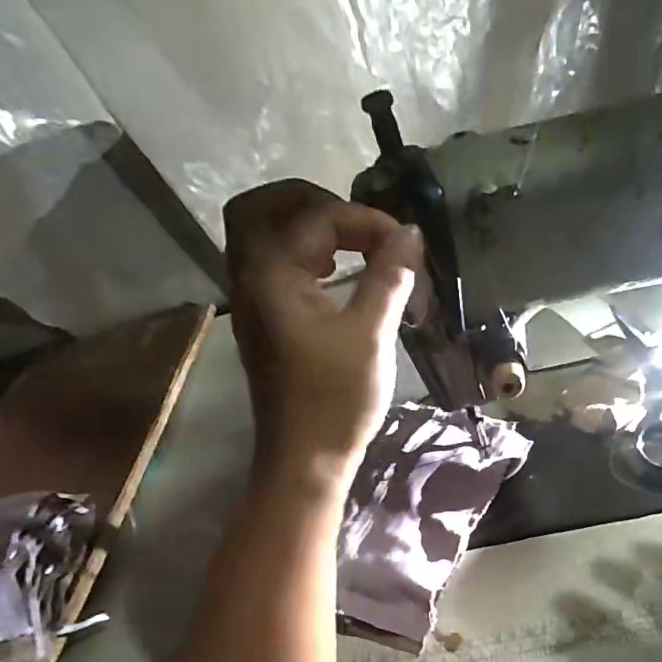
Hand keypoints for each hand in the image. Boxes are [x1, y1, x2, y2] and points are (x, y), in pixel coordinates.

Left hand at [224, 179, 422, 477]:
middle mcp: (250, 278)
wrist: (305, 459)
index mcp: (272, 273)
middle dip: (312, 203)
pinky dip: (299, 255)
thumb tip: (410, 233)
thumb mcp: (370, 334)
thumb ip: (389, 276)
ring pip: (261, 237)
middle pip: (262, 209)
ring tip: (349, 244)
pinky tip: (333, 274)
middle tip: (355, 222)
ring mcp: (250, 302)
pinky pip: (269, 266)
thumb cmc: (336, 399)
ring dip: (304, 228)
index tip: (405, 245)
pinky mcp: (261, 323)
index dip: (366, 221)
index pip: (316, 216)